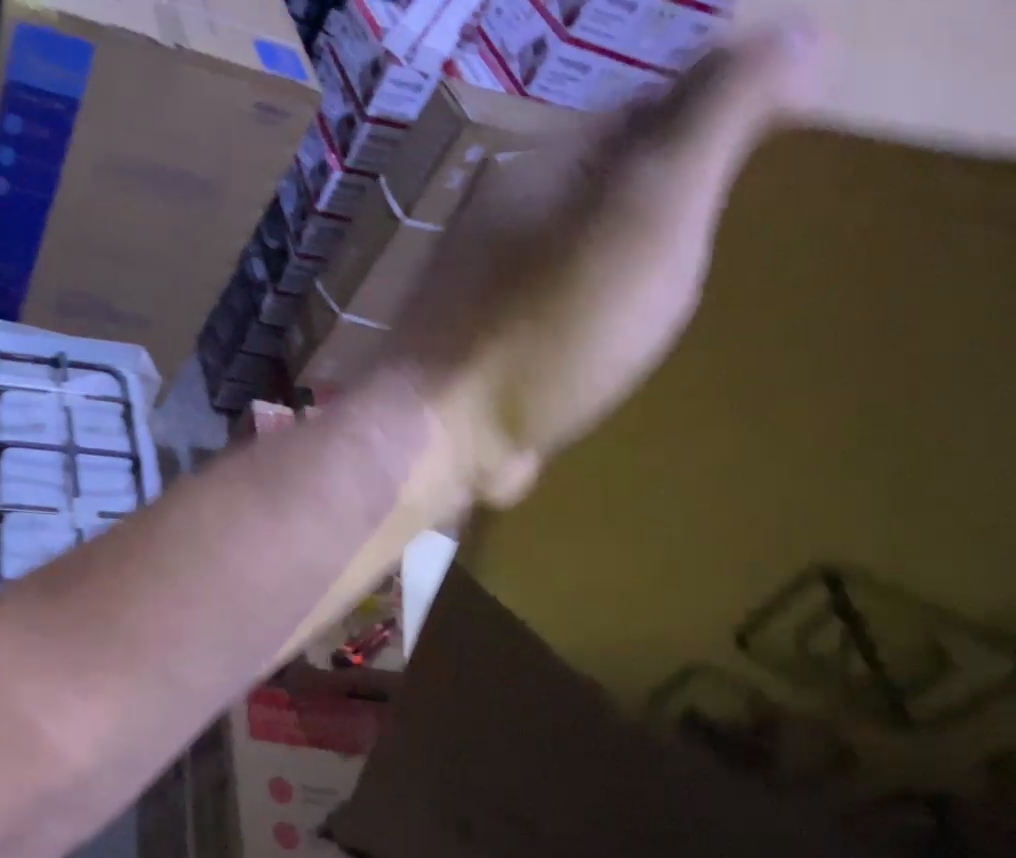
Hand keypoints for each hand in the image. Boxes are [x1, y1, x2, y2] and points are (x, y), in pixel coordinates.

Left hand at [391, 20, 824, 505]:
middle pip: (608, 182)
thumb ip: (716, 116)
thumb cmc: (546, 326)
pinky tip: (628, 340)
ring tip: (695, 278)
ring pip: (577, 250)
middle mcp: (497, 221)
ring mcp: (478, 291)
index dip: (718, 114)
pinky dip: (595, 317)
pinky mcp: (478, 351)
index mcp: (534, 170)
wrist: (440, 436)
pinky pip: (553, 314)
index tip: (784, 144)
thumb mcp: (649, 206)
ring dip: (632, 257)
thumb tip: (797, 33)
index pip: (645, 109)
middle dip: (674, 189)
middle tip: (747, 217)